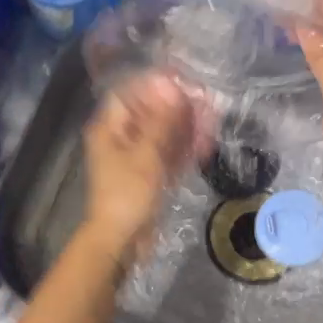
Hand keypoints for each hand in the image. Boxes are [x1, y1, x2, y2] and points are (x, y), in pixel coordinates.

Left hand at [82, 73, 194, 256]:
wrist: (120, 241)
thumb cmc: (127, 195)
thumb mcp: (146, 154)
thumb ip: (161, 121)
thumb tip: (172, 87)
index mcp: (110, 129)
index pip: (131, 94)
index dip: (156, 85)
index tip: (185, 82)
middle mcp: (121, 139)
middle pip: (151, 114)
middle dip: (179, 107)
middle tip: (208, 102)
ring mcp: (136, 159)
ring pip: (163, 135)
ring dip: (187, 128)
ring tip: (213, 121)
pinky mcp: (149, 176)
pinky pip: (168, 156)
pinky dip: (184, 149)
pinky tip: (206, 144)